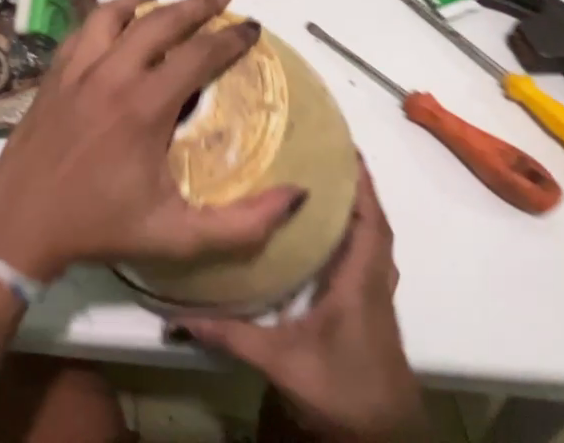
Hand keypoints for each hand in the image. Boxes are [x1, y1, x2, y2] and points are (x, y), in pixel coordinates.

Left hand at [0, 0, 306, 280]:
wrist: (19, 223)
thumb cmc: (99, 228)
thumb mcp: (177, 237)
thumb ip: (243, 224)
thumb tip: (297, 195)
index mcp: (143, 107)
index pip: (198, 55)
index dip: (230, 38)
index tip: (253, 29)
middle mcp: (110, 76)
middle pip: (160, 21)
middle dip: (197, 5)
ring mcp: (76, 70)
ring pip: (115, 15)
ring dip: (148, 2)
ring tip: (169, 3)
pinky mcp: (53, 74)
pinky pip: (84, 29)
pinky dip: (108, 16)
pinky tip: (119, 24)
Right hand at [177, 171, 423, 441]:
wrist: (383, 436)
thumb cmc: (342, 391)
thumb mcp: (281, 362)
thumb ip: (233, 336)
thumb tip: (180, 318)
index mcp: (359, 283)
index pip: (369, 223)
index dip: (362, 185)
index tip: (345, 149)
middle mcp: (373, 283)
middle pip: (374, 225)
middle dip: (355, 188)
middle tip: (324, 156)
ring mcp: (375, 298)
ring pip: (374, 243)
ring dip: (357, 211)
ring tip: (322, 185)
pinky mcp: (371, 312)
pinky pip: (367, 259)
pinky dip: (355, 236)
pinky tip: (323, 236)